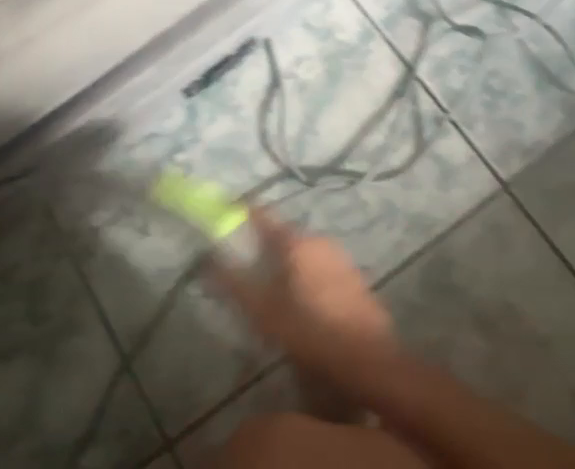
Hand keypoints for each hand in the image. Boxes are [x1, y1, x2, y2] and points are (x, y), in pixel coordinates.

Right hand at [208, 209, 398, 377]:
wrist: (368, 359)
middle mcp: (320, 240)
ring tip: (267, 290)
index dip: (239, 215)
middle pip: (281, 235)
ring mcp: (341, 258)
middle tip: (241, 268)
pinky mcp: (354, 279)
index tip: (221, 220)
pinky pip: (319, 268)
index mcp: (297, 240)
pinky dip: (303, 276)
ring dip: (283, 264)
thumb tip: (206, 260)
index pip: (261, 214)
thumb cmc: (310, 330)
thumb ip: (232, 282)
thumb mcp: (262, 310)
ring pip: (302, 253)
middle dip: (260, 247)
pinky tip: (298, 304)